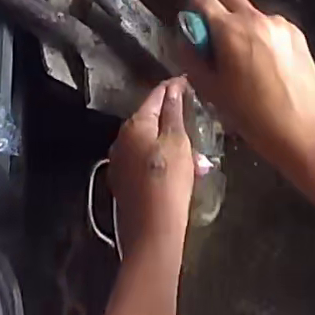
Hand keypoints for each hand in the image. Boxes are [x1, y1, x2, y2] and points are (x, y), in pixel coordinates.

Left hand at [108, 77, 195, 256]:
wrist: (152, 233)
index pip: (156, 95)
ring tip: (194, 156)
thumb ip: (173, 111)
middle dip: (173, 119)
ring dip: (170, 143)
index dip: (173, 86)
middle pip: (150, 119)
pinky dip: (161, 160)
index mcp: (134, 123)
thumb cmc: (168, 179)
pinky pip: (144, 160)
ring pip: (149, 142)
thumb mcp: (177, 140)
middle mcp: (121, 137)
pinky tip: (179, 172)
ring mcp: (120, 161)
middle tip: (194, 121)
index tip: (188, 81)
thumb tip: (173, 87)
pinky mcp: (123, 182)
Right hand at [177, 0, 314, 175]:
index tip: (197, 30)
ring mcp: (278, 23)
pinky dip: (262, 35)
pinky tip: (269, 65)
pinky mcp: (296, 31)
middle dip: (217, 7)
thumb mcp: (211, 91)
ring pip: (250, 10)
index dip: (194, 10)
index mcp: (230, 30)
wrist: (305, 129)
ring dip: (242, 24)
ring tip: (248, 60)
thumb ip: (191, 57)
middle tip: (218, 38)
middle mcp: (254, 18)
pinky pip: (270, 24)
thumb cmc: (253, 116)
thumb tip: (185, 36)